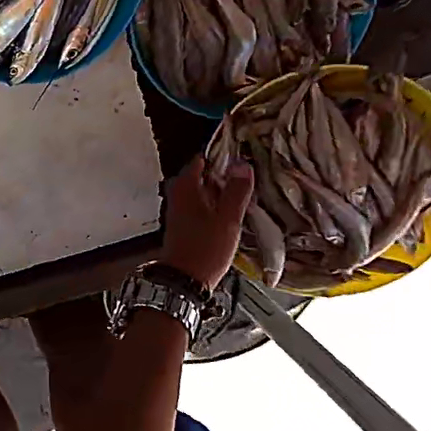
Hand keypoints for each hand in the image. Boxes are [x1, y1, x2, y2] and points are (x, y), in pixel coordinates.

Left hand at [160, 154, 254, 290]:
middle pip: (203, 174)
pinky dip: (217, 202)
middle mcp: (178, 195)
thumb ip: (236, 191)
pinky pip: (204, 204)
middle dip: (225, 172)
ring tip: (249, 188)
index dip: (221, 155)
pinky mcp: (187, 222)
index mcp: (185, 188)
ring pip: (204, 190)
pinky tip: (235, 209)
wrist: (186, 278)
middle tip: (251, 172)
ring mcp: (181, 209)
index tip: (244, 152)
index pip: (201, 160)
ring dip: (223, 188)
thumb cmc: (205, 248)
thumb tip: (242, 163)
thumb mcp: (227, 218)